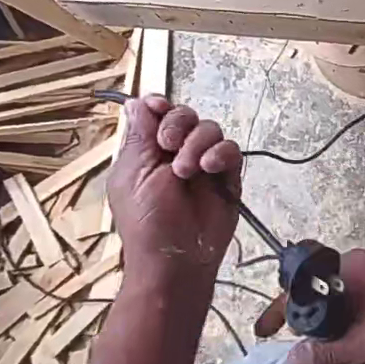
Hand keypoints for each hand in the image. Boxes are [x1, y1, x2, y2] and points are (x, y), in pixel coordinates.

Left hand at [107, 95, 242, 288]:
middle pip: (186, 115)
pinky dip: (221, 153)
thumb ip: (139, 136)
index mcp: (148, 151)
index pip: (158, 113)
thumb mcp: (133, 174)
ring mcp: (203, 165)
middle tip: (168, 144)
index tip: (159, 108)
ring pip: (210, 129)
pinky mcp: (227, 178)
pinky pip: (231, 151)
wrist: (175, 261)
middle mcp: (176, 153)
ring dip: (197, 142)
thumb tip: (134, 102)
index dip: (160, 106)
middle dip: (178, 123)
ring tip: (186, 170)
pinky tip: (208, 167)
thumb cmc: (146, 222)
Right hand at [288, 250, 364, 363]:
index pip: (301, 285)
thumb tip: (294, 361)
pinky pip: (347, 298)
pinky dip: (337, 315)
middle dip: (299, 312)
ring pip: (330, 295)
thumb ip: (327, 352)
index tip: (265, 329)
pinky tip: (337, 335)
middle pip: (313, 288)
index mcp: (349, 267)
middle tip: (289, 338)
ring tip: (312, 341)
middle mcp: (356, 264)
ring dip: (320, 316)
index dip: (280, 309)